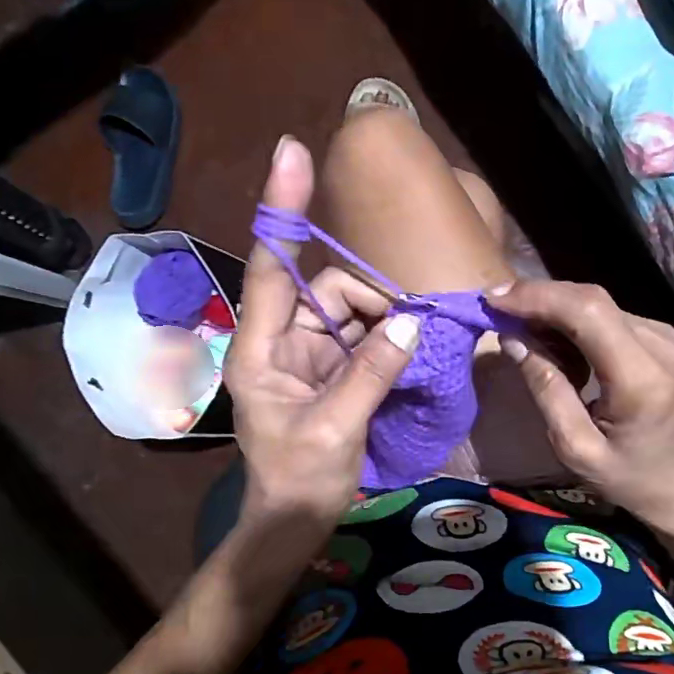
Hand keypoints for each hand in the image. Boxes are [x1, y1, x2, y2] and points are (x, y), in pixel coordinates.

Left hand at [225, 137, 420, 525]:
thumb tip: (412, 320)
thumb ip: (371, 372)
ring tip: (412, 348)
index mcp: (261, 350)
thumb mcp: (335, 429)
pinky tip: (407, 352)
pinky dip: (385, 338)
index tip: (293, 152)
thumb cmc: (299, 482)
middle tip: (412, 327)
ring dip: (383, 321)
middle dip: (369, 298)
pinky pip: (360, 336)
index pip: (270, 266)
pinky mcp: (328, 370)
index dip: (280, 207)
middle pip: (325, 288)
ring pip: (348, 311)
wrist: (293, 522)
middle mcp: (280, 341)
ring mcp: (306, 354)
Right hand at [487, 280, 673, 544]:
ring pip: (592, 302)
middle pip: (590, 299)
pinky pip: (600, 313)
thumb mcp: (572, 446)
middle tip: (494, 309)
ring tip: (519, 331)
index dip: (539, 298)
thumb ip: (545, 389)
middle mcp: (656, 345)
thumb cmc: (620, 472)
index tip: (493, 300)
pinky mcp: (654, 332)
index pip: (588, 314)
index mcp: (639, 378)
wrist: (670, 476)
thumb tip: (513, 338)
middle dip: (537, 298)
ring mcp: (660, 334)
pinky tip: (549, 342)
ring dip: (549, 310)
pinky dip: (566, 319)